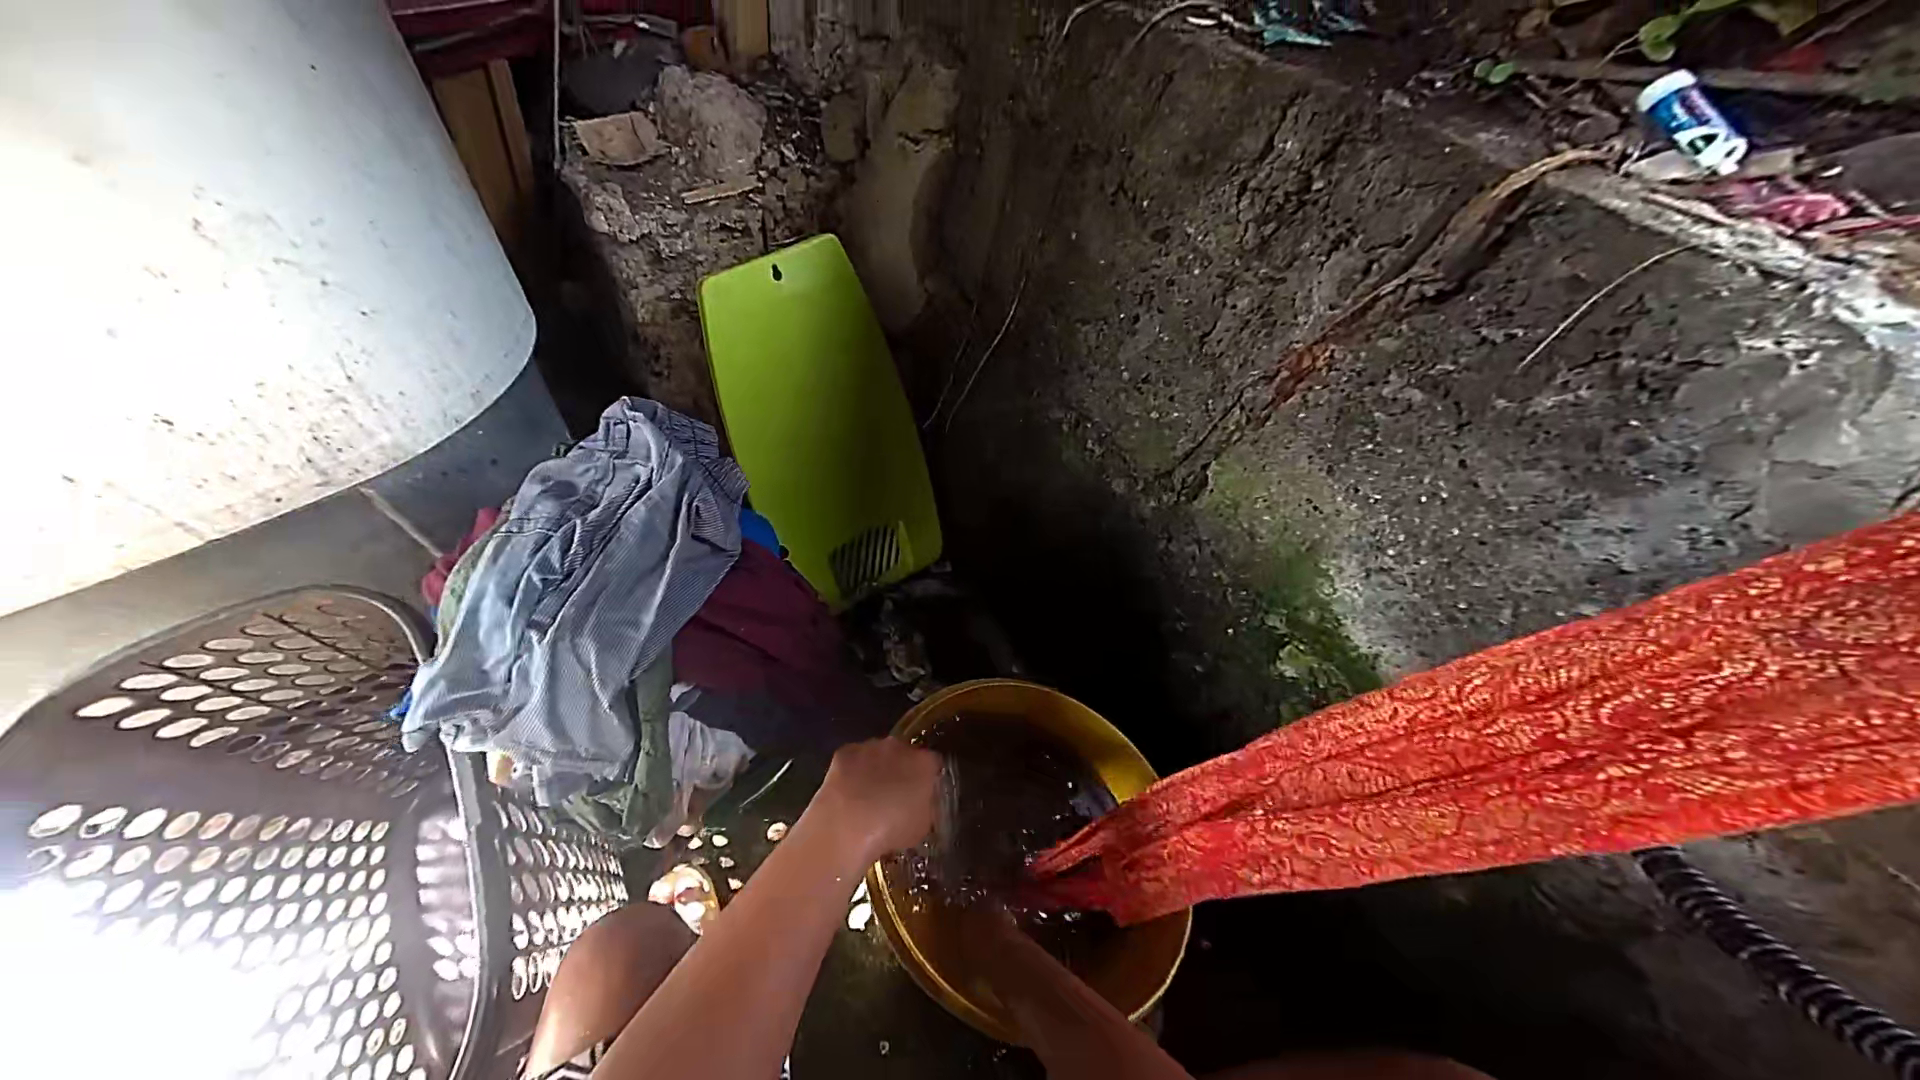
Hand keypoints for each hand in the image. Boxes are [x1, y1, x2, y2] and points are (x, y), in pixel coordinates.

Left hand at [808, 737, 940, 863]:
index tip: (922, 792)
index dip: (927, 777)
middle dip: (900, 768)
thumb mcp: (923, 825)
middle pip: (903, 753)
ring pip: (876, 754)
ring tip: (866, 796)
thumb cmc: (892, 830)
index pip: (932, 762)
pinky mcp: (844, 753)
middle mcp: (898, 747)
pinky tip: (847, 791)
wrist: (848, 827)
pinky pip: (852, 759)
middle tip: (893, 794)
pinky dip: (851, 770)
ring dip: (875, 768)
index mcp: (923, 762)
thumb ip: (925, 805)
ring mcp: (869, 747)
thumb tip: (919, 801)